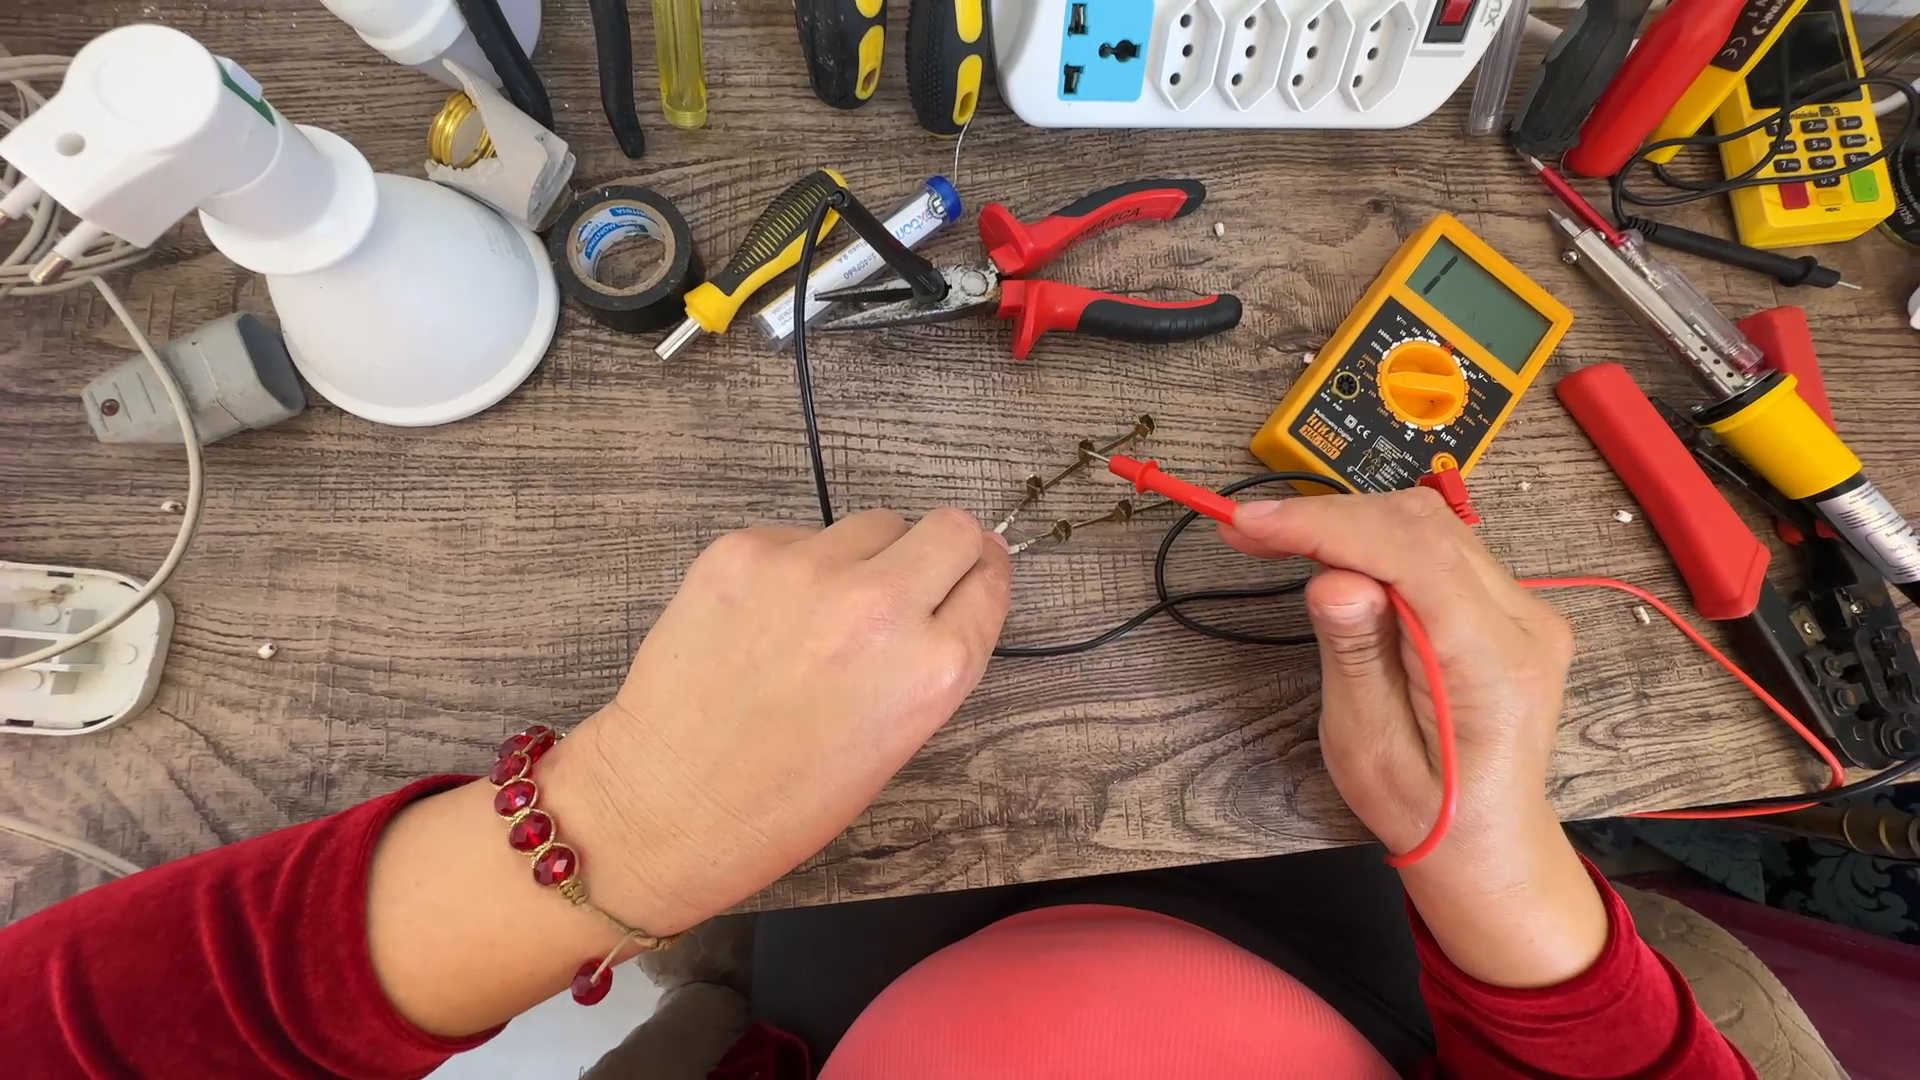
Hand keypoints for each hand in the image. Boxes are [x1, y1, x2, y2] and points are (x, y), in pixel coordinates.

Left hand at [549, 507, 1010, 935]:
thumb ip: (935, 656)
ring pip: (876, 523)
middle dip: (945, 549)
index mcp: (933, 667)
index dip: (982, 577)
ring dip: (869, 557)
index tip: (968, 576)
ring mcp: (808, 569)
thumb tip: (957, 584)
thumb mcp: (899, 736)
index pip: (990, 578)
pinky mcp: (743, 549)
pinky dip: (801, 564)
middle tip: (910, 580)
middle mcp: (881, 604)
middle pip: (952, 526)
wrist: (664, 806)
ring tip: (824, 611)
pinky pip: (803, 534)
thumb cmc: (792, 798)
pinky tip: (767, 615)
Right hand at [1222, 489, 1606, 986]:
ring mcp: (1521, 606)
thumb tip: (1331, 580)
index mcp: (1495, 663)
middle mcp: (1524, 620)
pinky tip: (1321, 550)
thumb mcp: (1369, 746)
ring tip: (1269, 537)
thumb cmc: (1423, 811)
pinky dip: (1365, 536)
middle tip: (1244, 529)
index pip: (1413, 559)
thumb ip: (1355, 657)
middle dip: (1323, 517)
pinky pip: (1429, 544)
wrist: (1491, 843)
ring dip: (1340, 521)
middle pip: (1419, 527)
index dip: (1326, 528)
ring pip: (1423, 524)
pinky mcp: (1501, 603)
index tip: (1249, 522)